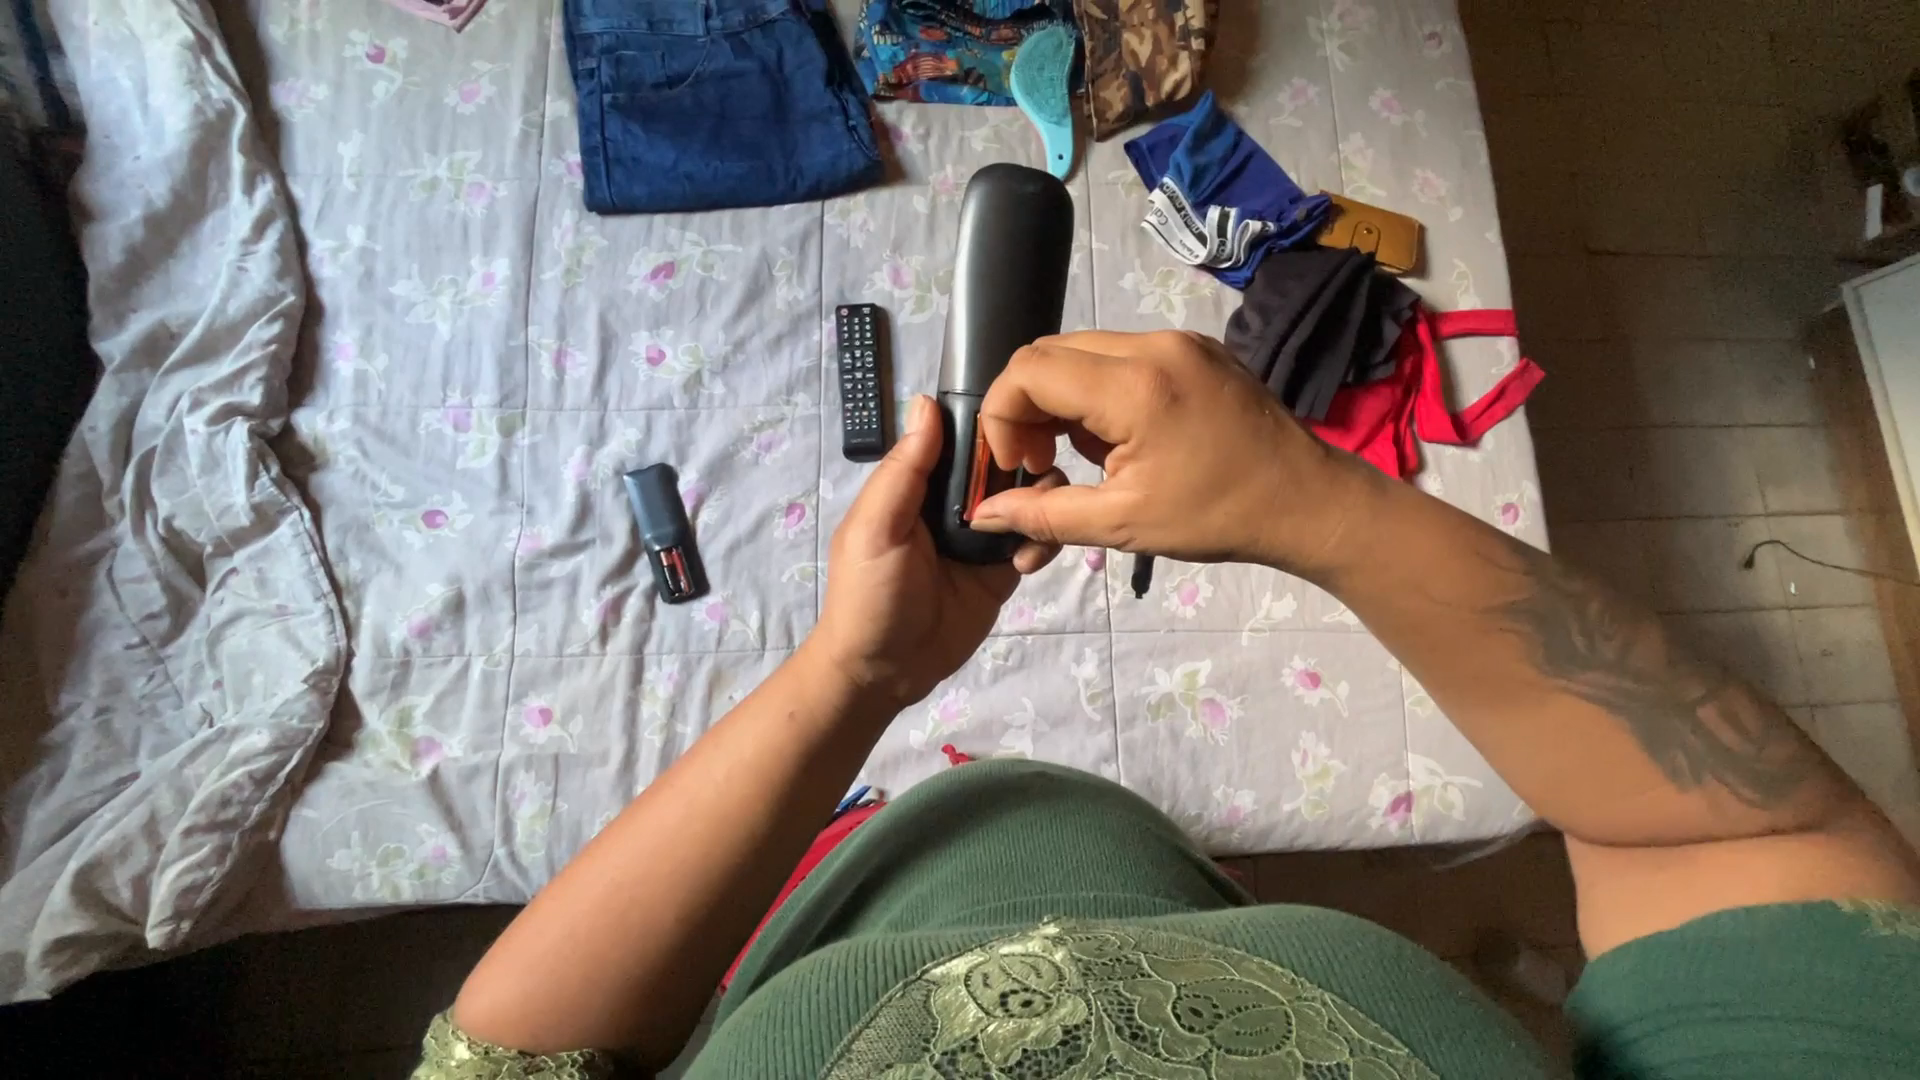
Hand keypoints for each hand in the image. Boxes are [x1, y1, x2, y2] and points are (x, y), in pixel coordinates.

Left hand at [809, 395, 1061, 711]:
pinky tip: (1030, 558)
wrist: (887, 670)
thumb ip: (904, 471)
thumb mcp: (876, 528)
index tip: (1025, 415)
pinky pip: (1033, 540)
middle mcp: (953, 503)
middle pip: (1001, 465)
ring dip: (1041, 502)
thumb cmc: (869, 593)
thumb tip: (926, 402)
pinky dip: (1043, 540)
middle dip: (1025, 463)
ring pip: (1026, 499)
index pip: (960, 439)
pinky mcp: (1002, 568)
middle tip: (1040, 471)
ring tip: (1041, 518)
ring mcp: (982, 536)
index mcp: (918, 485)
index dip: (991, 424)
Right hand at [968, 330, 1375, 573]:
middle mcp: (1152, 345)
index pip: (1028, 371)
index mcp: (1134, 387)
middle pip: (1048, 353)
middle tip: (1040, 462)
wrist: (1308, 501)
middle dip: (1025, 408)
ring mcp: (1176, 341)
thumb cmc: (1217, 517)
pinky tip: (1112, 439)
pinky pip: (1117, 355)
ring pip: (1080, 351)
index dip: (1001, 416)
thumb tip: (982, 515)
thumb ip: (1043, 514)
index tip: (1018, 466)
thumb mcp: (1123, 524)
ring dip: (1058, 401)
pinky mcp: (1191, 349)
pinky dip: (1094, 393)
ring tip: (1074, 456)